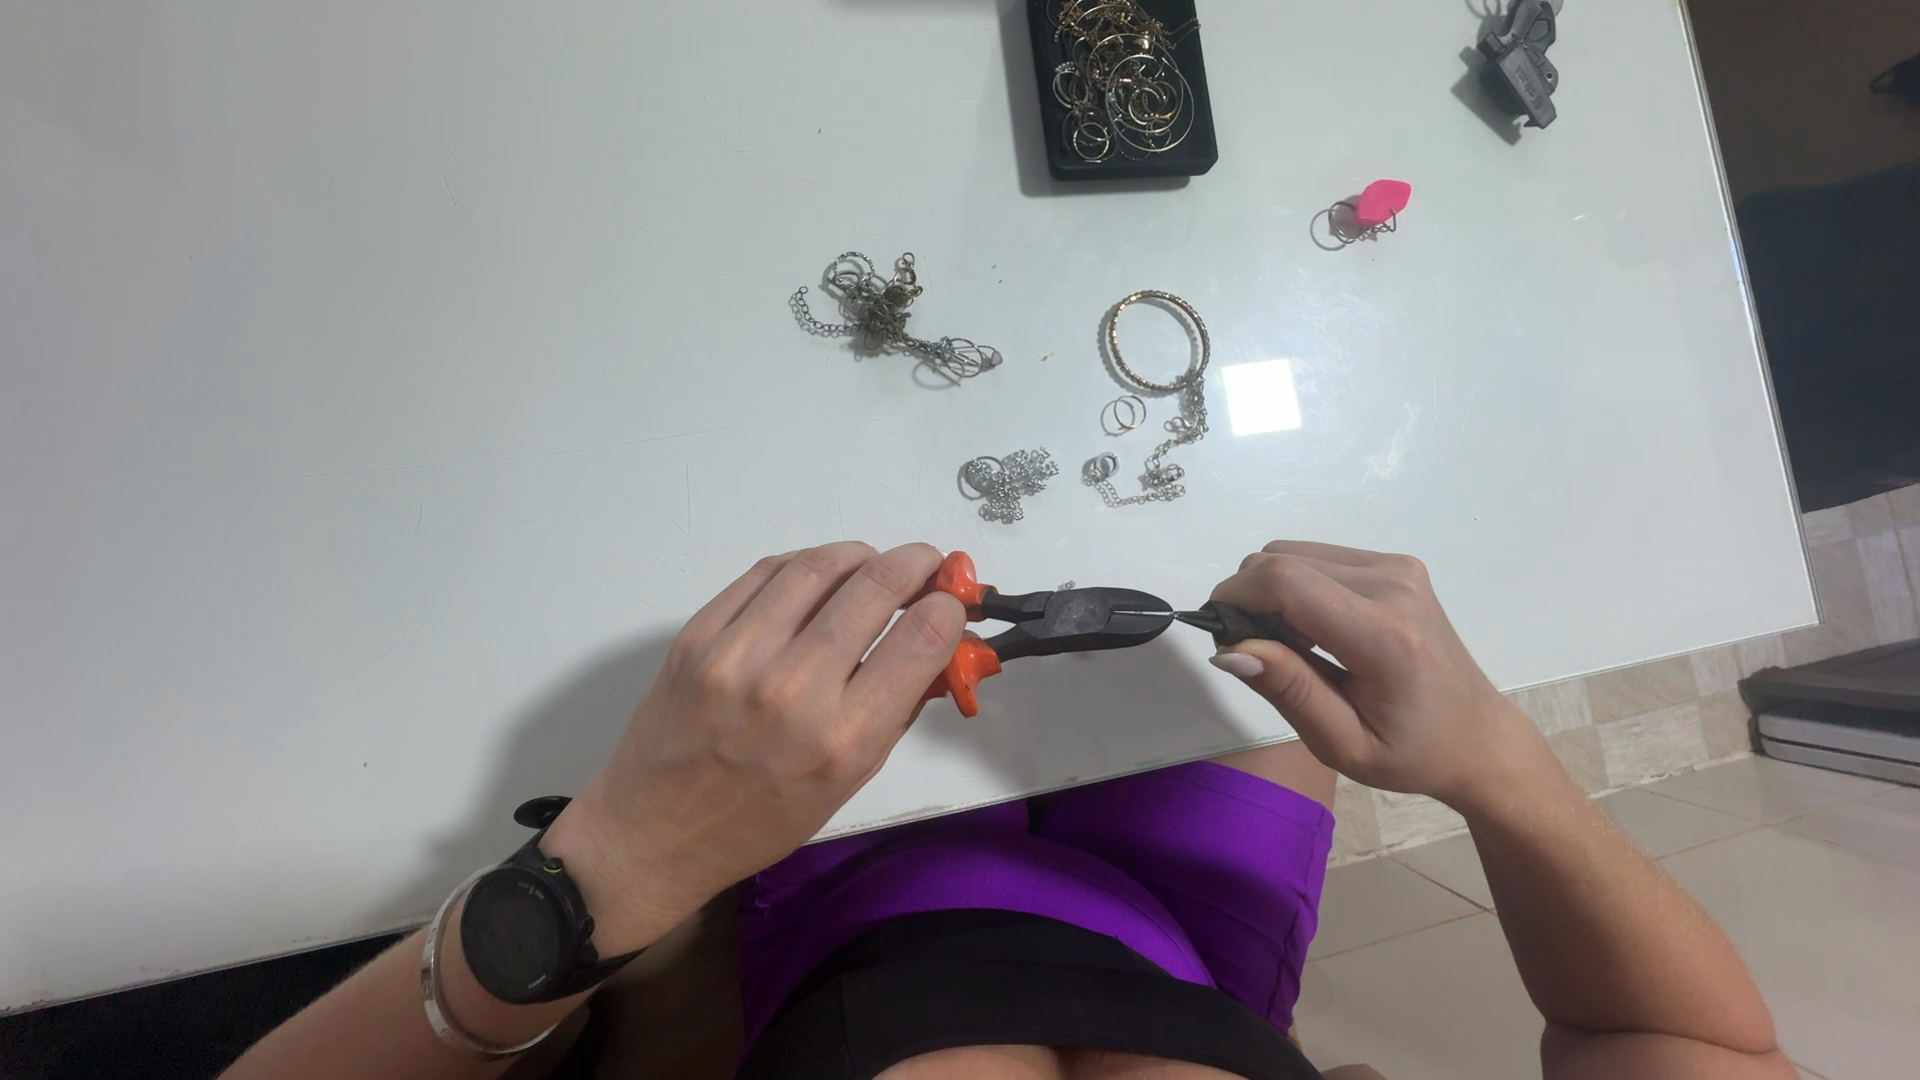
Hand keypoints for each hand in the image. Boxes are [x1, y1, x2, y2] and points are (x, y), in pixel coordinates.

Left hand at [540, 542, 965, 953]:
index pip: (921, 639)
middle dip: (917, 563)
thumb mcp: (850, 780)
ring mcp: (737, 655)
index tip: (951, 604)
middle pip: (875, 586)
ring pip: (820, 565)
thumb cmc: (763, 821)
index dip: (948, 608)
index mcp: (843, 739)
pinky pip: (767, 572)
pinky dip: (808, 563)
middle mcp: (793, 689)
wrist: (653, 835)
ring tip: (876, 564)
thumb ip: (900, 706)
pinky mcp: (697, 634)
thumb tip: (939, 643)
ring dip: (863, 554)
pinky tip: (822, 574)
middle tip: (928, 564)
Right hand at [1207, 541, 1543, 809]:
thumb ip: (1288, 691)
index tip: (1220, 636)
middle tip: (1259, 654)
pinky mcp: (1393, 563)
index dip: (1235, 597)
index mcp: (1383, 636)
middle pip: (1280, 560)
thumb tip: (1229, 650)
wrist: (1479, 737)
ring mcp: (1396, 567)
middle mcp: (1392, 584)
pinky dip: (1293, 587)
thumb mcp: (1343, 744)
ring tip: (1291, 645)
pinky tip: (1313, 628)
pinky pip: (1313, 557)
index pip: (1285, 582)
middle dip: (1248, 599)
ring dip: (1269, 593)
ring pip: (1290, 553)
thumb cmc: (1411, 752)